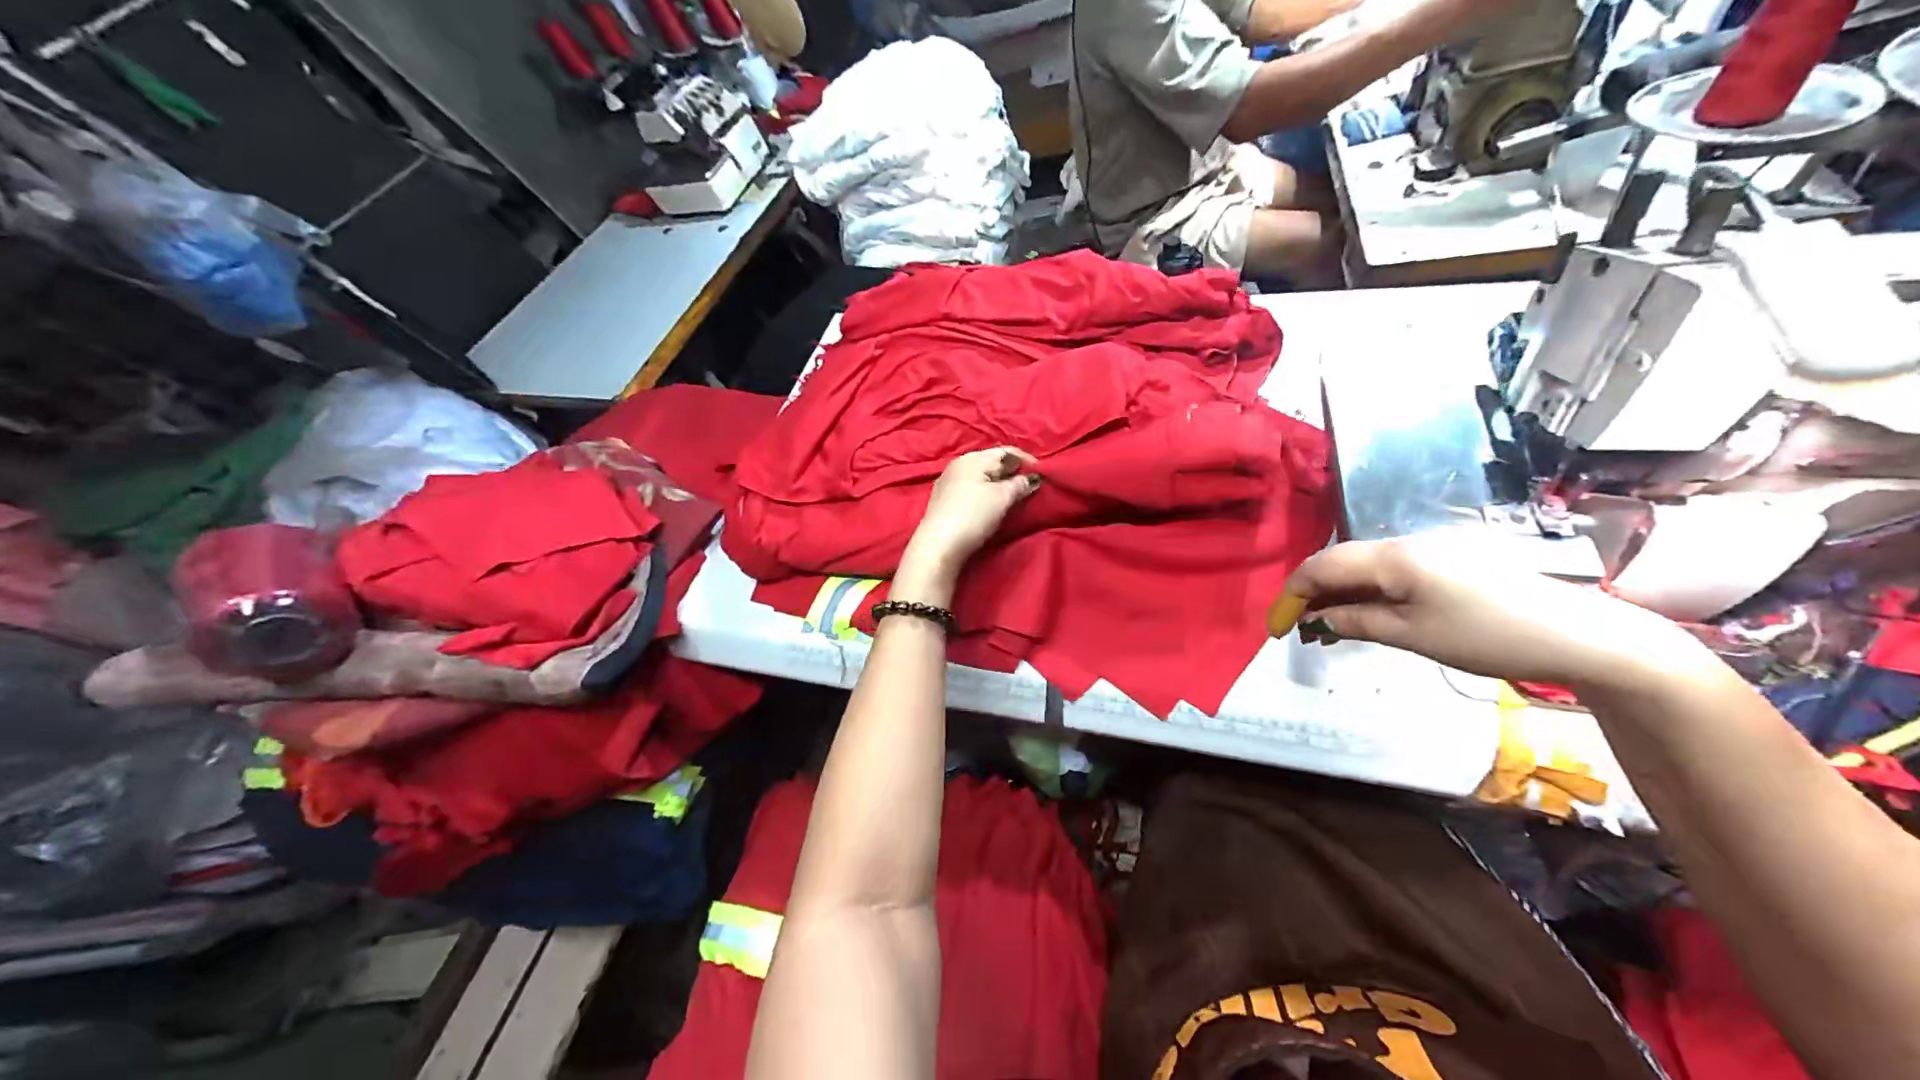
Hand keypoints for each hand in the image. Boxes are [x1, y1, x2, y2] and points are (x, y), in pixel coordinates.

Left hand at [894, 447, 1039, 603]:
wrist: (937, 546)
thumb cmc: (972, 516)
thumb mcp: (1002, 498)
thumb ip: (1019, 484)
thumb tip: (1032, 478)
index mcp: (972, 458)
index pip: (1006, 451)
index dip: (1027, 460)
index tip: (1044, 475)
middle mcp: (958, 465)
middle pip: (992, 462)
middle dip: (1013, 472)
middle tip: (1031, 487)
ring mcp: (949, 483)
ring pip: (982, 476)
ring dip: (999, 483)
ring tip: (1015, 497)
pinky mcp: (944, 500)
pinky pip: (972, 489)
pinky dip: (986, 493)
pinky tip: (992, 505)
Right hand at [1282, 534, 1716, 690]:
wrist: (1579, 635)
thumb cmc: (1487, 635)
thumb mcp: (1412, 635)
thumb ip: (1357, 621)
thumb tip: (1317, 619)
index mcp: (1394, 556)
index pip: (1321, 565)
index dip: (1291, 595)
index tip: (1277, 628)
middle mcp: (1407, 543)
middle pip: (1340, 562)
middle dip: (1311, 595)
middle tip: (1299, 631)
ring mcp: (1430, 551)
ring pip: (1364, 568)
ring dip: (1339, 595)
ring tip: (1327, 630)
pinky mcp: (1449, 563)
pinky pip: (1390, 573)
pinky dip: (1367, 594)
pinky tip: (1365, 616)